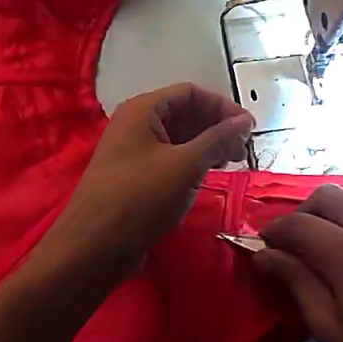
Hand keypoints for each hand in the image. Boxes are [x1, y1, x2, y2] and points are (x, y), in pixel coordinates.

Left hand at [40, 83, 253, 278]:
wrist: (93, 248)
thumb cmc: (139, 199)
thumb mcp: (185, 166)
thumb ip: (218, 139)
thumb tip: (245, 121)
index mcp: (142, 110)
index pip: (190, 93)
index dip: (222, 106)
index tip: (249, 128)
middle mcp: (135, 124)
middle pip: (185, 113)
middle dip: (216, 127)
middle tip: (243, 150)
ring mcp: (133, 151)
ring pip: (178, 137)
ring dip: (207, 146)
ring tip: (231, 163)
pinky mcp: (135, 176)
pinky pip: (169, 158)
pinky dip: (192, 162)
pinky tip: (208, 176)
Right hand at [255, 185, 342, 341]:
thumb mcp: (328, 328)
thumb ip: (296, 282)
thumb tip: (264, 255)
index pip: (299, 223)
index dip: (274, 231)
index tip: (261, 247)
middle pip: (329, 195)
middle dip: (302, 211)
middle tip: (291, 244)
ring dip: (331, 211)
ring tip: (319, 244)